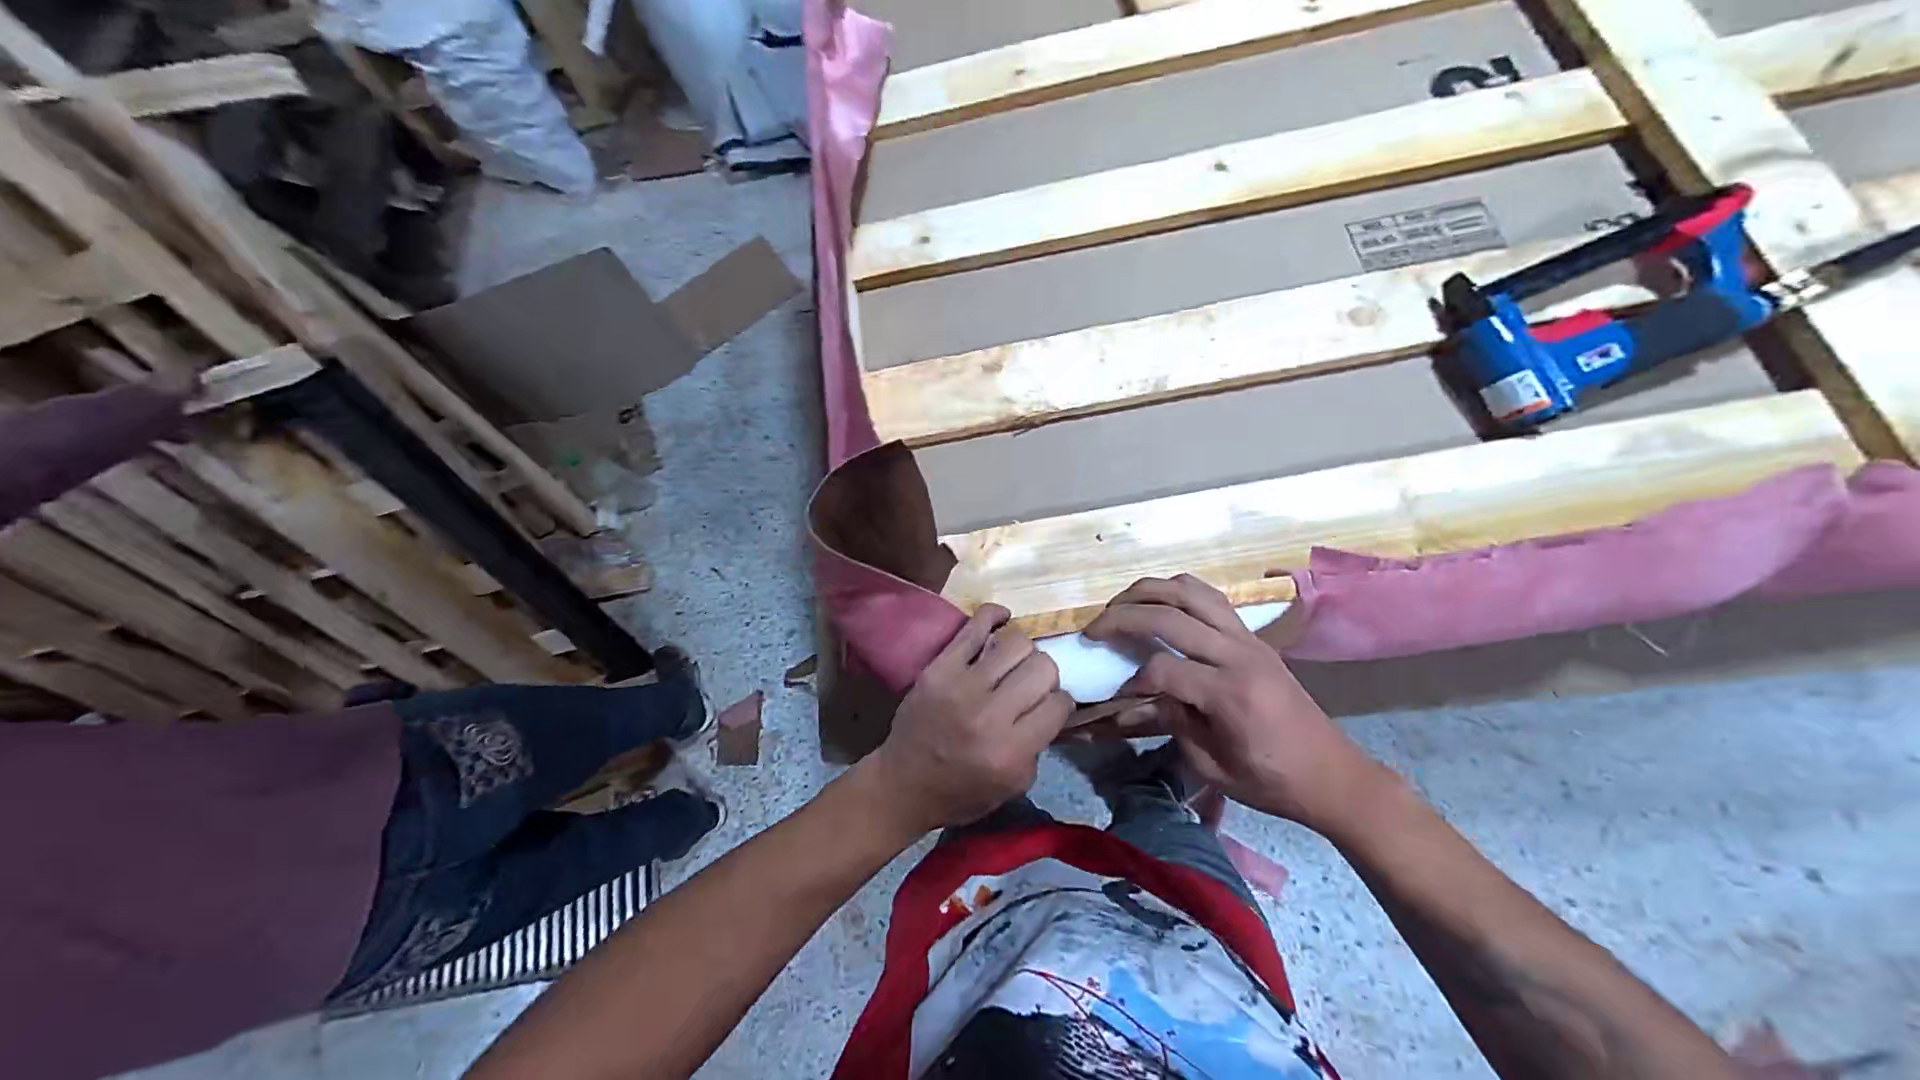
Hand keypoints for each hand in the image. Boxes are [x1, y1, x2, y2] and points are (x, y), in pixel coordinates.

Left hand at [860, 605, 1073, 834]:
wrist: (903, 784)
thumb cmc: (962, 791)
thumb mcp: (1014, 784)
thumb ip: (1040, 743)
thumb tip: (1056, 703)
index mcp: (1010, 750)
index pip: (1059, 704)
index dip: (1060, 703)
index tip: (1049, 706)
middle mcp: (988, 715)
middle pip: (1042, 667)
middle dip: (1045, 676)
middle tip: (1030, 686)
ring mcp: (960, 686)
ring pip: (1016, 643)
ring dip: (1023, 652)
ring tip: (1013, 664)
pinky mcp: (938, 668)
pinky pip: (975, 626)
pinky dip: (994, 617)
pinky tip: (1002, 621)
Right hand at [1083, 575, 1394, 833]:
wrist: (1332, 774)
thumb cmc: (1271, 780)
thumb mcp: (1212, 765)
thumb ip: (1171, 723)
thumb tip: (1132, 699)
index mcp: (1229, 693)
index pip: (1162, 668)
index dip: (1131, 680)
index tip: (1118, 697)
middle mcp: (1239, 655)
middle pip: (1169, 615)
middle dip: (1123, 616)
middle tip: (1094, 628)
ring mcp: (1248, 639)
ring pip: (1191, 591)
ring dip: (1149, 590)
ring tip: (1120, 604)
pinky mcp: (1253, 637)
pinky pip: (1210, 598)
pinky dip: (1178, 592)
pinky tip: (1159, 604)